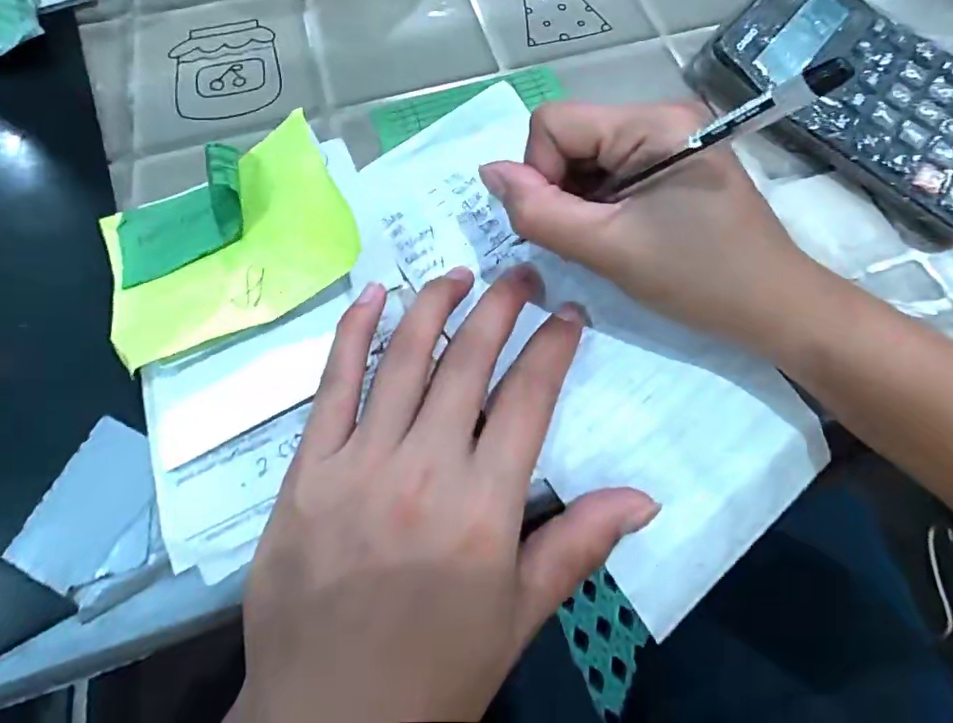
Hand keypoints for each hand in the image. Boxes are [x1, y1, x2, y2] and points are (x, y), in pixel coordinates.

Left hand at [230, 267, 658, 722]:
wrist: (327, 713)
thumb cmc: (433, 672)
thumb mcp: (516, 619)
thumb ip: (576, 547)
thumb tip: (643, 495)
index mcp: (484, 508)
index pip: (527, 401)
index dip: (552, 348)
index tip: (569, 313)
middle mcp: (424, 467)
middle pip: (467, 364)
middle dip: (500, 309)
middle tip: (518, 274)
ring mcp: (360, 459)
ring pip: (402, 360)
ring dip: (432, 306)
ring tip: (458, 274)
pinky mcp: (309, 463)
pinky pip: (333, 383)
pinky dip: (353, 332)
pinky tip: (373, 295)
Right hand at [478, 101, 841, 357]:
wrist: (779, 310)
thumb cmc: (700, 279)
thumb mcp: (606, 248)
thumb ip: (538, 210)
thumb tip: (488, 172)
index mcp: (653, 123)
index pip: (553, 124)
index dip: (539, 172)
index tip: (566, 221)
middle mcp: (659, 116)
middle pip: (565, 137)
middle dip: (559, 188)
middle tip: (588, 235)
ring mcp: (665, 137)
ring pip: (579, 156)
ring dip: (575, 198)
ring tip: (605, 237)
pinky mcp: (668, 159)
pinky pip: (603, 169)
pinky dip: (593, 201)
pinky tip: (616, 230)